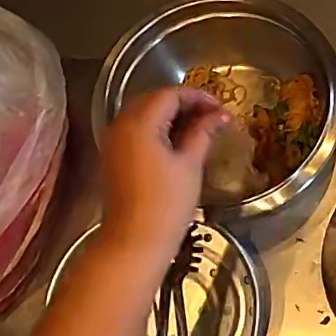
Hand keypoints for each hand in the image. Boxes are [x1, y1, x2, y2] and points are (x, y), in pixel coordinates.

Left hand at [99, 87, 227, 252]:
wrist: (135, 240)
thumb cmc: (167, 204)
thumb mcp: (190, 164)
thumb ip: (203, 133)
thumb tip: (220, 116)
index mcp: (140, 124)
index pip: (170, 95)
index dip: (198, 97)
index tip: (221, 107)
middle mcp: (121, 125)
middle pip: (154, 100)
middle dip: (185, 103)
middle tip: (213, 115)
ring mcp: (114, 141)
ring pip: (145, 114)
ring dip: (172, 115)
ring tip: (201, 127)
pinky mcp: (115, 156)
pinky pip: (137, 130)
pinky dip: (159, 128)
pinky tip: (179, 141)